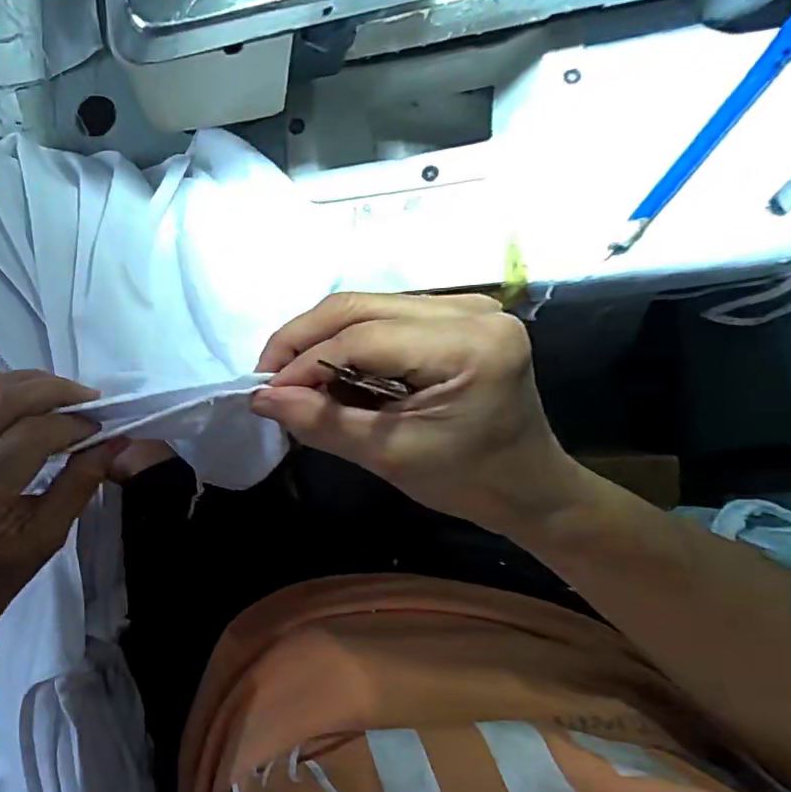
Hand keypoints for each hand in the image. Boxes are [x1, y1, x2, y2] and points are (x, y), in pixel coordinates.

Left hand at [0, 371, 123, 690]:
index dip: (71, 424)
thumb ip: (80, 483)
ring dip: (29, 384)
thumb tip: (115, 439)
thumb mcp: (47, 538)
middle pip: (1, 401)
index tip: (100, 427)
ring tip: (66, 395)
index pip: (28, 437)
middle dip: (52, 390)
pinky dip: (7, 395)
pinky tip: (35, 404)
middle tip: (89, 398)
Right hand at [250, 292, 589, 533]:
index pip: (364, 337)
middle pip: (359, 305)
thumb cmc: (468, 481)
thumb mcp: (390, 457)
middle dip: (302, 338)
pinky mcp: (455, 313)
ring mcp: (466, 305)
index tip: (266, 391)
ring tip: (291, 375)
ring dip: (319, 337)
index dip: (305, 361)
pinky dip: (345, 338)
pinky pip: (383, 314)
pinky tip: (327, 367)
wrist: (528, 486)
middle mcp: (470, 310)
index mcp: (469, 346)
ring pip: (365, 304)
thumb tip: (262, 397)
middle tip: (267, 375)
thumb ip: (323, 422)